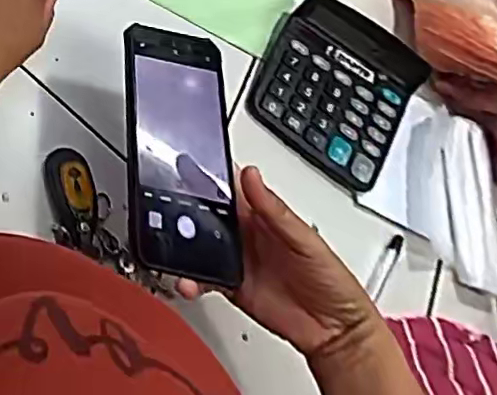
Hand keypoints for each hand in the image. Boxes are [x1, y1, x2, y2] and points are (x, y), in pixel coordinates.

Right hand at [174, 166, 383, 358]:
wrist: (339, 336)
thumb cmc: (333, 283)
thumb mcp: (307, 242)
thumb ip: (275, 210)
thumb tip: (250, 174)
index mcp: (254, 212)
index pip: (220, 182)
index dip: (198, 169)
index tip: (176, 160)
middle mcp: (237, 229)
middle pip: (196, 208)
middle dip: (174, 203)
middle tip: (158, 203)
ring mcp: (228, 254)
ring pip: (189, 239)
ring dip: (175, 241)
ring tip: (168, 245)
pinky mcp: (224, 280)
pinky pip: (196, 274)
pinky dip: (186, 276)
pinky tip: (186, 279)